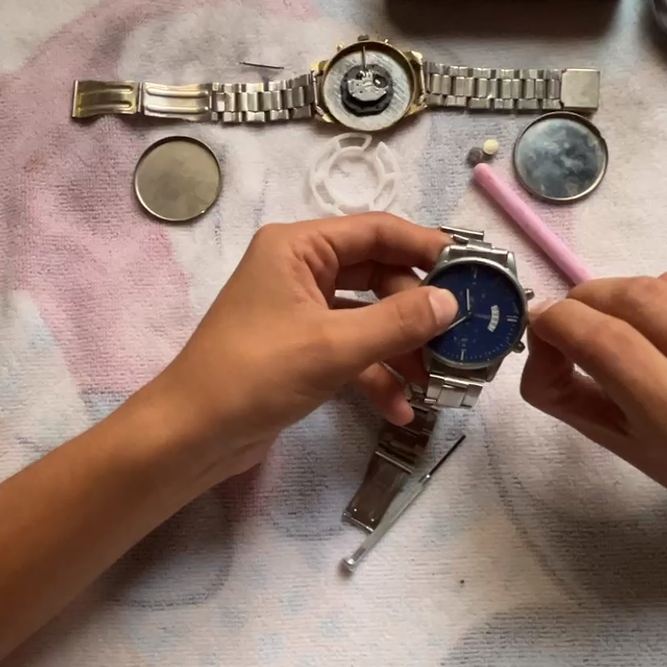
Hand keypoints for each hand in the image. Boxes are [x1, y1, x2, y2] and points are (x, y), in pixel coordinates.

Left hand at [138, 213, 456, 477]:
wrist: (192, 434)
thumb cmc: (255, 375)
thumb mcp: (333, 346)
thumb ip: (398, 322)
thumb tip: (452, 302)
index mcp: (298, 247)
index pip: (376, 231)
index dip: (427, 248)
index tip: (475, 272)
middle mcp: (298, 270)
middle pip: (376, 276)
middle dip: (416, 311)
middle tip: (458, 338)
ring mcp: (297, 311)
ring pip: (366, 318)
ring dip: (400, 349)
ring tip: (436, 380)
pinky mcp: (298, 350)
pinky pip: (348, 350)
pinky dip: (373, 375)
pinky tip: (399, 409)